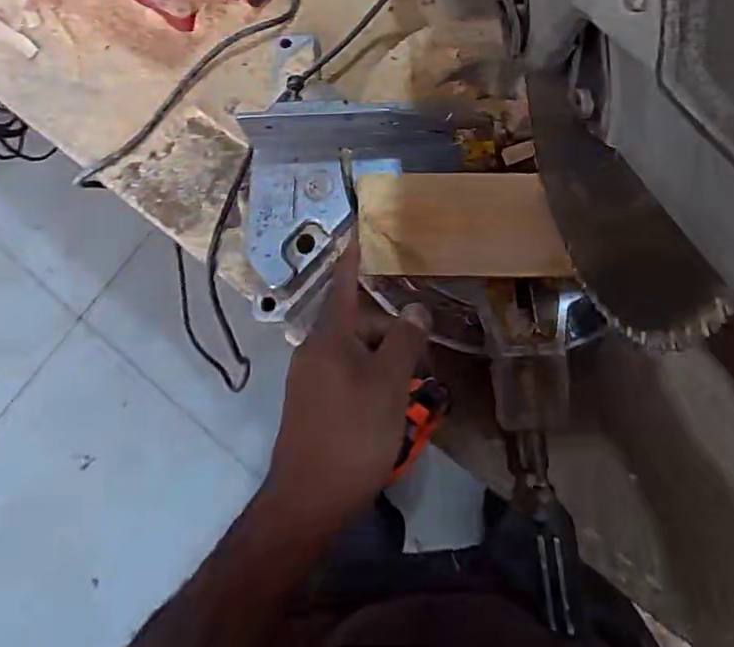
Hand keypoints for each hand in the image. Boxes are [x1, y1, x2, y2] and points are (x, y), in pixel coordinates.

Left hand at [262, 243, 431, 533]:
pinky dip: (375, 381)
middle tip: (426, 355)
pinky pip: (349, 377)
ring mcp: (312, 381)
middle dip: (393, 332)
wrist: (307, 503)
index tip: (361, 230)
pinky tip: (396, 407)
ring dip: (388, 362)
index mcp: (328, 338)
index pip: (343, 285)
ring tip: (418, 387)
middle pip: (359, 324)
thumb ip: (404, 340)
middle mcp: (314, 352)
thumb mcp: (388, 384)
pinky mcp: (315, 405)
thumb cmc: (351, 434)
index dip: (355, 258)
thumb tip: (415, 309)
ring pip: (357, 354)